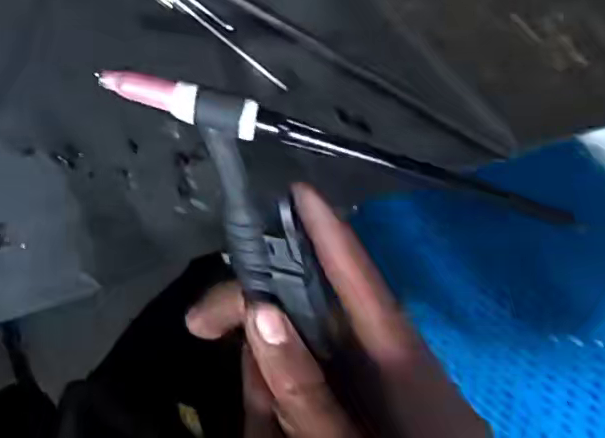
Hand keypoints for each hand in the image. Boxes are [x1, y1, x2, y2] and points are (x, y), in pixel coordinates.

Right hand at [185, 184, 487, 437]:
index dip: (329, 233)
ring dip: (265, 364)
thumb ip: (304, 390)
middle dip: (253, 308)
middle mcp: (392, 368)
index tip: (298, 189)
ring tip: (252, 416)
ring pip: (306, 343)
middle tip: (199, 323)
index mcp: (405, 370)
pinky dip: (283, 390)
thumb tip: (258, 310)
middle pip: (314, 309)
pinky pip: (314, 376)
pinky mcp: (371, 401)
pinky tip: (269, 421)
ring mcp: (383, 388)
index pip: (362, 284)